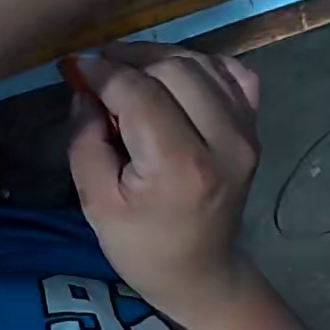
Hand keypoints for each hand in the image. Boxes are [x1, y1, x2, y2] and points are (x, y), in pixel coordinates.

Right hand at [66, 44, 264, 322]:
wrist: (199, 271)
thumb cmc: (141, 246)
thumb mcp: (95, 202)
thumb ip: (85, 139)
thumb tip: (86, 87)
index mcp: (179, 167)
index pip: (139, 93)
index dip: (103, 72)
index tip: (75, 66)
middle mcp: (223, 142)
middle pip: (173, 68)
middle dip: (129, 59)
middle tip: (98, 70)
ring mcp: (246, 133)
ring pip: (200, 63)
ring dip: (158, 58)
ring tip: (128, 72)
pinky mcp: (254, 129)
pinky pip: (230, 73)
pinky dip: (198, 65)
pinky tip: (172, 78)